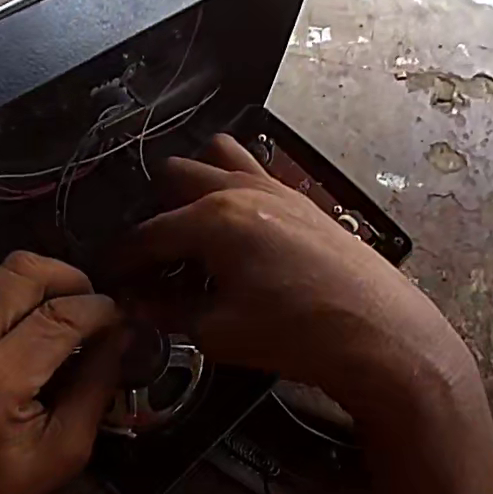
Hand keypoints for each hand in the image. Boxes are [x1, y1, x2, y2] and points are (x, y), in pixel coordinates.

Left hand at [0, 252, 122, 493]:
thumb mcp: (66, 449)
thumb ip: (99, 382)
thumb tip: (125, 332)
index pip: (59, 316)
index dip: (101, 310)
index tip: (123, 321)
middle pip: (26, 271)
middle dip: (74, 281)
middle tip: (96, 311)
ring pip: (6, 272)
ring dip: (48, 285)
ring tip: (71, 319)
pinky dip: (23, 297)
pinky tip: (39, 328)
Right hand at [117, 134, 476, 418]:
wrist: (378, 335)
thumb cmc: (300, 333)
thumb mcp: (220, 331)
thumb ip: (171, 311)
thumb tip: (142, 304)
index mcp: (214, 220)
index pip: (149, 233)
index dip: (124, 259)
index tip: (114, 276)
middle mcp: (243, 191)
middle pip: (176, 177)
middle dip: (155, 214)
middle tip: (155, 257)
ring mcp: (276, 188)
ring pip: (217, 158)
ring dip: (195, 186)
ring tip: (194, 231)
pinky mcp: (302, 200)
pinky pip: (254, 174)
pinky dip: (232, 191)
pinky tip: (237, 234)